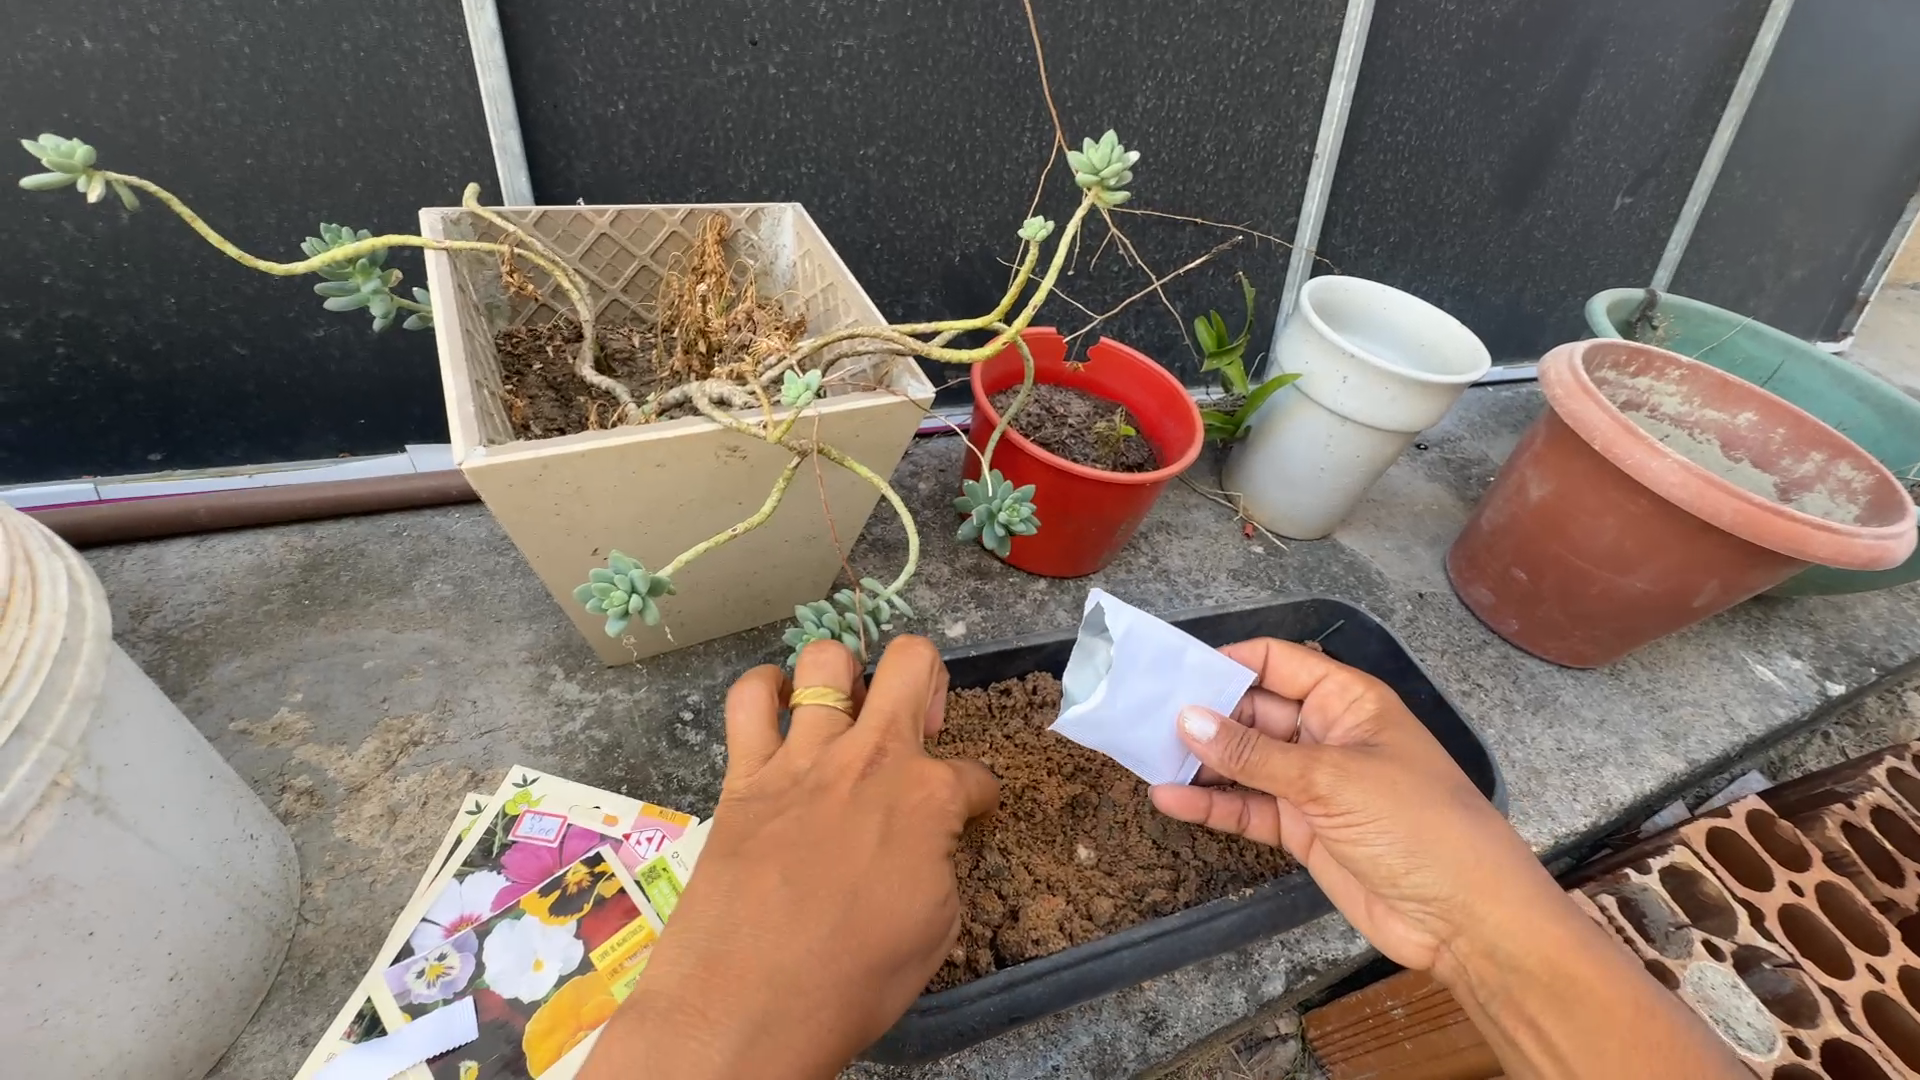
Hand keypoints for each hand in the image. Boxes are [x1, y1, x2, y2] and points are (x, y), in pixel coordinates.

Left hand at [583, 636, 999, 1079]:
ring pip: (828, 660)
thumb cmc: (853, 980)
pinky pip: (748, 699)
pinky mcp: (746, 771)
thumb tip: (931, 838)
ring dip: (845, 676)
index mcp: (928, 797)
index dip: (979, 796)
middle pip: (912, 661)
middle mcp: (871, 756)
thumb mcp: (936, 927)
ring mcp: (804, 755)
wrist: (743, 1008)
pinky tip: (775, 712)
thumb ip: (941, 861)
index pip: (975, 777)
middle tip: (919, 723)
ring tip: (845, 713)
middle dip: (929, 679)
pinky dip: (763, 692)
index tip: (970, 813)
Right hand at [1150, 639, 1556, 977]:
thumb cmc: (1417, 826)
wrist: (1470, 924)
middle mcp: (1323, 734)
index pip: (1275, 663)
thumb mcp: (1330, 779)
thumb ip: (1253, 753)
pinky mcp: (1301, 827)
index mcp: (1345, 700)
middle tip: (1146, 717)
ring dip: (1202, 762)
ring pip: (1244, 761)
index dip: (1227, 662)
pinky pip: (1248, 805)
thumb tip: (1186, 719)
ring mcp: (1311, 782)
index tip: (1174, 672)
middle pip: (1252, 712)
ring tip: (1148, 757)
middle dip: (1204, 716)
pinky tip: (1171, 800)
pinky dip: (1212, 804)